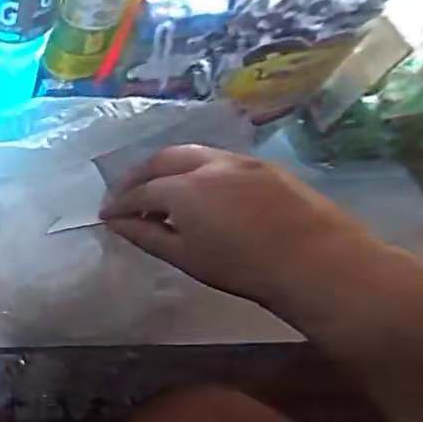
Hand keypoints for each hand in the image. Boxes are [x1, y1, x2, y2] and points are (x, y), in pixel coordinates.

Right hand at [99, 145, 403, 318]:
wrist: (318, 263)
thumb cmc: (242, 267)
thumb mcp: (184, 256)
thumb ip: (146, 234)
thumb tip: (117, 223)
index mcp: (184, 188)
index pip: (139, 192)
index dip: (119, 204)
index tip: (105, 215)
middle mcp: (208, 165)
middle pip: (162, 160)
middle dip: (138, 176)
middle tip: (125, 196)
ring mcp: (240, 161)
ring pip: (191, 154)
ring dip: (166, 168)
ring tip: (157, 190)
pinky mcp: (264, 167)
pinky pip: (217, 159)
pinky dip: (194, 169)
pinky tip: (195, 190)